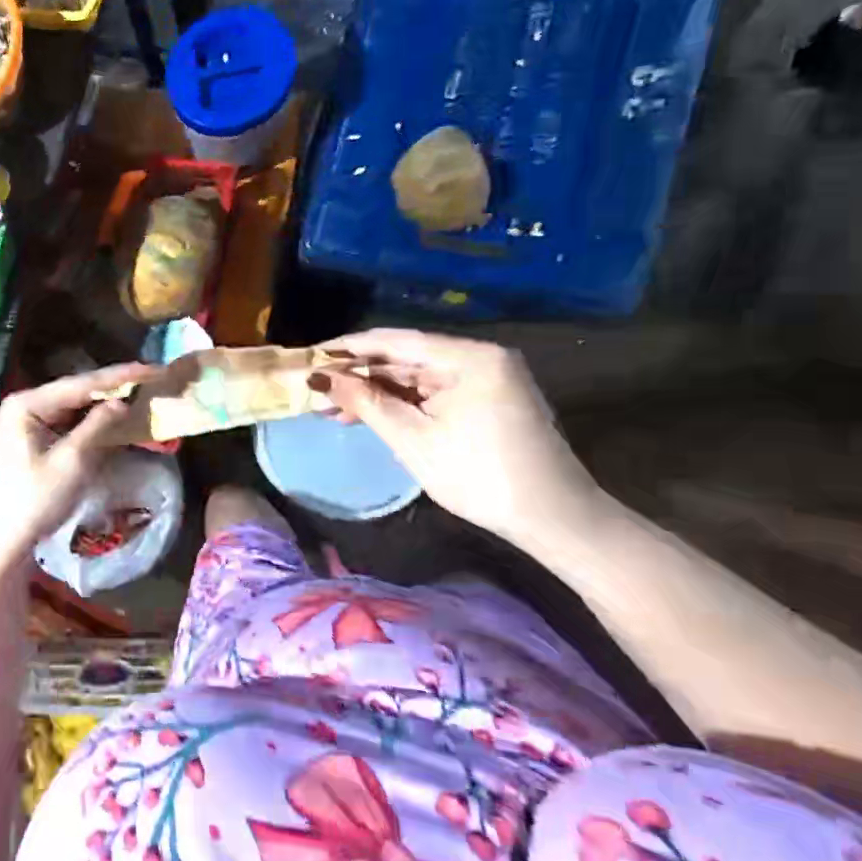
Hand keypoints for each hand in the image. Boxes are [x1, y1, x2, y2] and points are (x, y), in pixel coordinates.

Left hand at [0, 363, 161, 578]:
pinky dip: (92, 423)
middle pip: (76, 392)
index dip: (119, 376)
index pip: (80, 384)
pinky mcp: (33, 440)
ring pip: (74, 408)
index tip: (153, 369)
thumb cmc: (33, 501)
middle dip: (114, 388)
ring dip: (105, 405)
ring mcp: (26, 423)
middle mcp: (24, 405)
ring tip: (142, 395)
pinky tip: (117, 419)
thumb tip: (123, 401)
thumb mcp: (71, 462)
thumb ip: (97, 427)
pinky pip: (68, 424)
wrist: (2, 541)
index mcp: (26, 404)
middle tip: (152, 380)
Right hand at [316, 329, 609, 539]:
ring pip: (414, 376)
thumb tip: (318, 377)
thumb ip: (364, 401)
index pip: (393, 340)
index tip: (307, 357)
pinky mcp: (485, 399)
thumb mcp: (413, 439)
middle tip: (314, 389)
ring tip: (331, 408)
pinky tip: (366, 415)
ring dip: (374, 391)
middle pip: (404, 356)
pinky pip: (430, 391)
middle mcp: (479, 357)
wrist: (554, 520)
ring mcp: (484, 378)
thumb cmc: (480, 475)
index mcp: (469, 357)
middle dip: (357, 373)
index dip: (346, 347)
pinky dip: (398, 402)